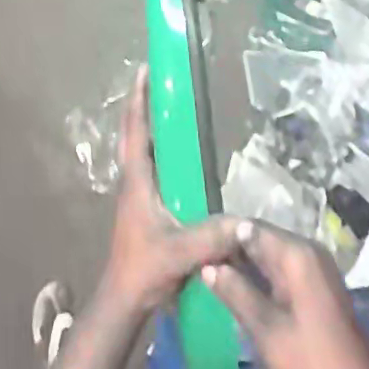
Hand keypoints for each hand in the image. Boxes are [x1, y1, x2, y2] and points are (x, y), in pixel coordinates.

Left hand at [51, 67, 242, 368]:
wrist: (123, 298)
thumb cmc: (144, 268)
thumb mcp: (179, 251)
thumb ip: (211, 236)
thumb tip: (245, 220)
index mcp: (137, 179)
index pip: (136, 129)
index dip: (139, 99)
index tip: (144, 69)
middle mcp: (132, 178)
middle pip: (132, 131)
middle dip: (140, 102)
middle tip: (153, 77)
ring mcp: (135, 192)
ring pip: (137, 147)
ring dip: (145, 122)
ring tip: (162, 104)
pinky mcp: (141, 205)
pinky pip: (147, 164)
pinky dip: (154, 147)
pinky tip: (171, 152)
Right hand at [203, 222, 368, 368]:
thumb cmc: (312, 364)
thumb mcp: (268, 331)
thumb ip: (236, 293)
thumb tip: (207, 266)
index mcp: (297, 253)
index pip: (248, 227)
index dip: (220, 234)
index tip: (194, 246)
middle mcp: (308, 250)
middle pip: (259, 236)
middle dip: (230, 247)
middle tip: (199, 258)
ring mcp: (316, 267)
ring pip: (269, 252)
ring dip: (243, 261)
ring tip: (211, 271)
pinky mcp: (317, 285)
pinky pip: (281, 267)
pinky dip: (260, 274)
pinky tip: (238, 286)